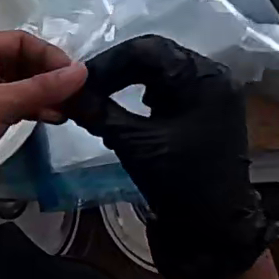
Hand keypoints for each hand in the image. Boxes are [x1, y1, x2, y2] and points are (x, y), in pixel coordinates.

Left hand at [0, 30, 86, 205]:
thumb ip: (39, 88)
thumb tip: (81, 71)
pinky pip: (15, 106)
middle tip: (78, 95)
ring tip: (71, 110)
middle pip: (22, 62)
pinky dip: (34, 110)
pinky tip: (54, 119)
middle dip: (50, 76)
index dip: (48, 54)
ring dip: (45, 95)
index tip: (74, 75)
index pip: (18, 41)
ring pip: (20, 86)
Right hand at [63, 35, 270, 278]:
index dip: (108, 61)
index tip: (79, 80)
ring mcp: (210, 96)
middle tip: (85, 89)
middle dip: (116, 72)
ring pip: (159, 74)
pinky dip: (139, 96)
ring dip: (126, 82)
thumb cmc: (181, 182)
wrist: (214, 229)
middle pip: (154, 58)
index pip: (147, 49)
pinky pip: (167, 92)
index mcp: (203, 78)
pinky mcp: (203, 113)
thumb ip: (99, 112)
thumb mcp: (135, 143)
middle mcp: (211, 78)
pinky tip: (122, 112)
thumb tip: (64, 93)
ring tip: (99, 100)